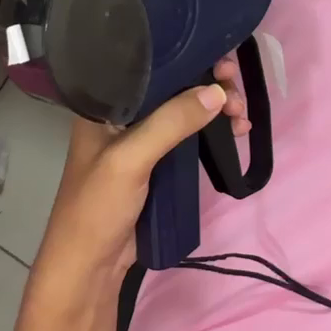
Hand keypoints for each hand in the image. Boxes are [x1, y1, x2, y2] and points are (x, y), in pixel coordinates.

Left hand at [30, 57, 247, 289]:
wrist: (88, 270)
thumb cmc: (96, 208)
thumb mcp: (130, 160)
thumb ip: (171, 123)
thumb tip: (218, 92)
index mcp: (104, 105)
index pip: (151, 68)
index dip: (188, 61)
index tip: (223, 63)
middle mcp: (123, 116)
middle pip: (174, 88)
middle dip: (209, 87)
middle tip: (237, 98)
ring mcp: (141, 142)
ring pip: (186, 112)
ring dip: (216, 110)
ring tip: (242, 118)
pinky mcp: (157, 165)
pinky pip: (190, 138)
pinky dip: (213, 131)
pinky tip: (236, 131)